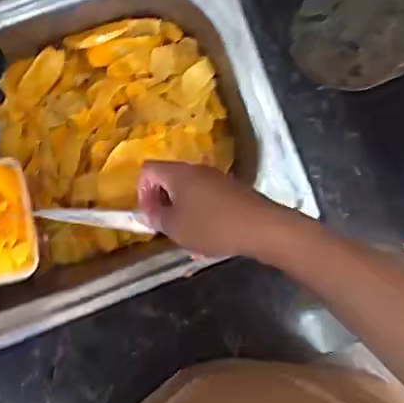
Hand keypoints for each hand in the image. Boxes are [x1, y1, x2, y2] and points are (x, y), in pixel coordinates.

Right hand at [136, 161, 304, 260]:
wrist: (262, 227)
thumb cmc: (212, 226)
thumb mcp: (176, 228)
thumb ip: (156, 218)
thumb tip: (148, 212)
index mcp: (178, 173)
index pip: (148, 169)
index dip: (141, 191)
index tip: (150, 215)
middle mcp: (196, 169)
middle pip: (168, 177)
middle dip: (161, 200)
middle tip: (166, 224)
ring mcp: (216, 177)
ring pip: (188, 188)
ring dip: (181, 207)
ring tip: (187, 232)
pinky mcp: (232, 189)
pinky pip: (206, 195)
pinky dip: (200, 210)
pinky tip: (209, 233)